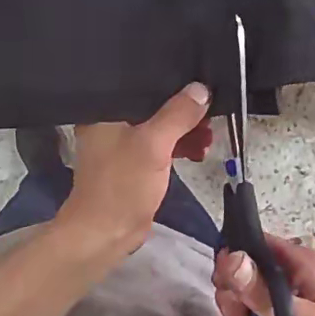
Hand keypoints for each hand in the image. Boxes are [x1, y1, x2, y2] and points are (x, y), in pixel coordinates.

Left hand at [57, 83, 211, 255]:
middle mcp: (110, 122)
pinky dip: (177, 147)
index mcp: (105, 110)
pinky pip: (159, 146)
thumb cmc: (122, 184)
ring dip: (185, 131)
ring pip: (158, 127)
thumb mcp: (153, 144)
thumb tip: (201, 89)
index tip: (200, 83)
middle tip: (210, 115)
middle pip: (153, 106)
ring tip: (209, 135)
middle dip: (183, 111)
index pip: (141, 84)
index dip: (171, 82)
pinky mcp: (132, 164)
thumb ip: (177, 114)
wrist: (104, 233)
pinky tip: (199, 151)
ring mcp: (121, 144)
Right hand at [213, 235, 314, 315]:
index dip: (233, 264)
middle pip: (246, 276)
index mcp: (306, 264)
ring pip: (247, 303)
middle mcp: (299, 276)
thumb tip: (231, 256)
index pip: (256, 244)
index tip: (224, 293)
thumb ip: (260, 292)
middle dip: (237, 307)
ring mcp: (293, 302)